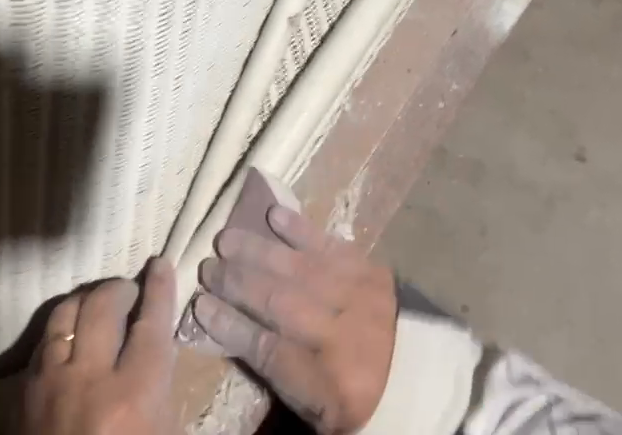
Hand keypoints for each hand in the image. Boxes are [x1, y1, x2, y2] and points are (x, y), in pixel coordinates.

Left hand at [22, 257, 177, 434]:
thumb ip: (162, 392)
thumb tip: (160, 348)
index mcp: (133, 396)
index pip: (150, 326)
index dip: (159, 290)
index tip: (160, 265)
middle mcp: (90, 379)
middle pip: (102, 307)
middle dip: (120, 289)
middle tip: (130, 290)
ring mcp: (51, 382)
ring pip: (65, 314)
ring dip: (86, 300)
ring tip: (97, 302)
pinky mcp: (24, 391)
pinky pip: (43, 341)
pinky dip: (61, 329)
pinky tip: (69, 333)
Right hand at [193, 206, 397, 434]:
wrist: (422, 380)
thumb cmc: (356, 398)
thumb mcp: (314, 406)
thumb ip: (274, 370)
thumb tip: (227, 329)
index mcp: (330, 384)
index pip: (268, 349)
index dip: (230, 325)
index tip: (200, 306)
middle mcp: (344, 338)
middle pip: (280, 302)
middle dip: (237, 282)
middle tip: (206, 268)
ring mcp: (360, 299)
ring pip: (300, 269)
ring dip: (258, 250)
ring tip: (225, 239)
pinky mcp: (371, 271)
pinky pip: (331, 246)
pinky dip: (301, 229)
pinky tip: (274, 214)